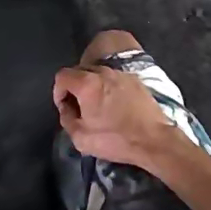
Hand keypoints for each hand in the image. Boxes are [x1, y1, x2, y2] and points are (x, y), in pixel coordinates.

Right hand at [53, 65, 185, 170]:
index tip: (65, 107)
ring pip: (97, 72)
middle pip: (79, 70)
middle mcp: (103, 71)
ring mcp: (120, 73)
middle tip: (79, 108)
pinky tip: (114, 105)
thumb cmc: (115, 139)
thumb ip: (67, 118)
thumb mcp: (81, 137)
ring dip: (92, 85)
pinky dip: (108, 86)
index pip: (62, 75)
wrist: (152, 138)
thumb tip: (66, 107)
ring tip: (97, 107)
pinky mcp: (134, 78)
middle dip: (74, 87)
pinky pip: (113, 77)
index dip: (58, 91)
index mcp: (87, 83)